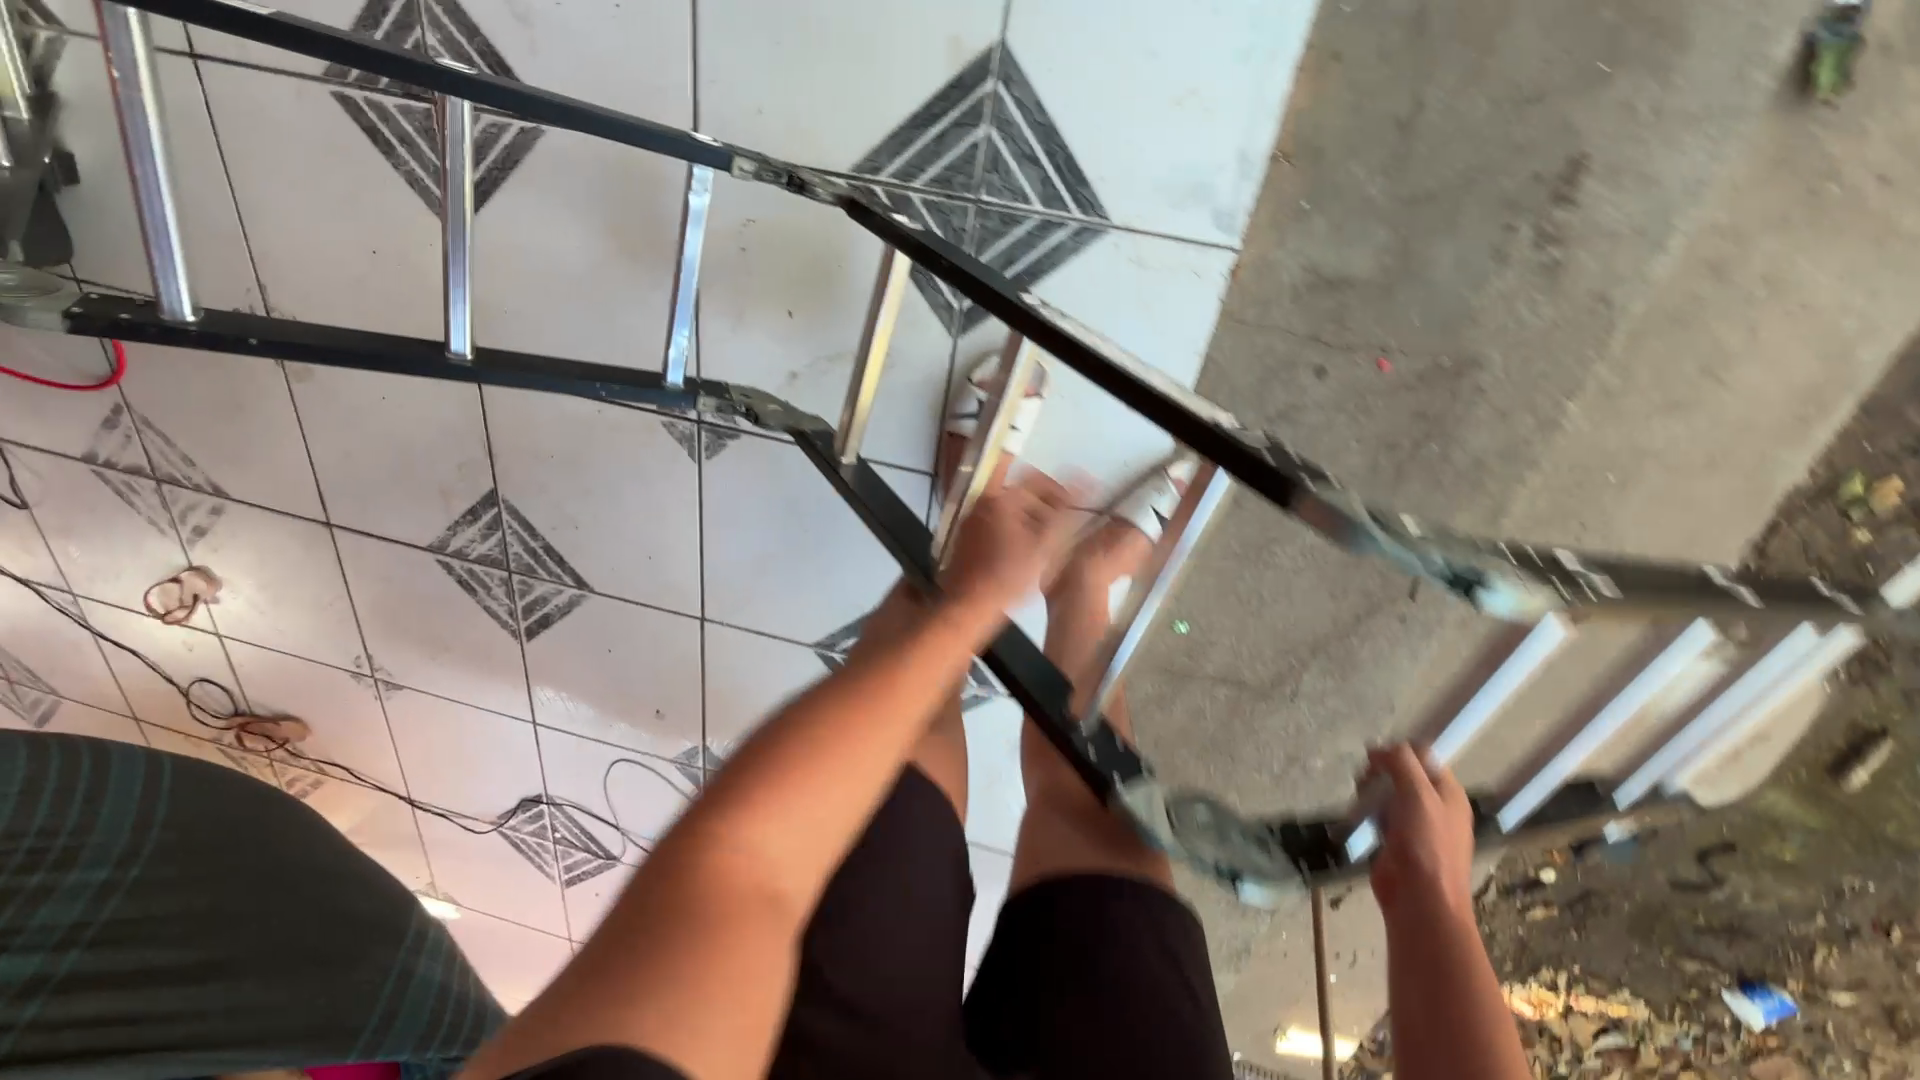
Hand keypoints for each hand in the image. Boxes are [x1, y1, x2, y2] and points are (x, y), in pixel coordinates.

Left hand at [942, 469, 1082, 626]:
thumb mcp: (1044, 545)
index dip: (1061, 490)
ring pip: (1007, 507)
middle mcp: (983, 502)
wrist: (968, 605)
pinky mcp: (965, 536)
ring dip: (1028, 517)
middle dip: (1044, 504)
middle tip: (1060, 524)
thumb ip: (1065, 512)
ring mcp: (971, 519)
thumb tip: (1085, 481)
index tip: (1073, 506)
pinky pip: (994, 521)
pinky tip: (1023, 550)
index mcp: (1002, 499)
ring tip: (1044, 540)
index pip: (1038, 479)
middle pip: (1020, 491)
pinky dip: (1011, 528)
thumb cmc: (1009, 577)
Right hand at [1366, 744, 1475, 926]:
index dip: (1398, 753)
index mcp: (1448, 793)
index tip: (1374, 760)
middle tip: (1365, 784)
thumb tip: (1381, 749)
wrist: (1420, 900)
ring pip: (1388, 794)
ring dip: (1371, 794)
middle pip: (1402, 774)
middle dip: (1380, 774)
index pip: (1423, 757)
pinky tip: (1359, 820)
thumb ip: (1402, 764)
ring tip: (1361, 804)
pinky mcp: (1396, 842)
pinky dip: (1368, 814)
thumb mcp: (1418, 795)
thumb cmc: (1425, 845)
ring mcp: (1415, 825)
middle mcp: (1434, 806)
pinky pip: (1379, 816)